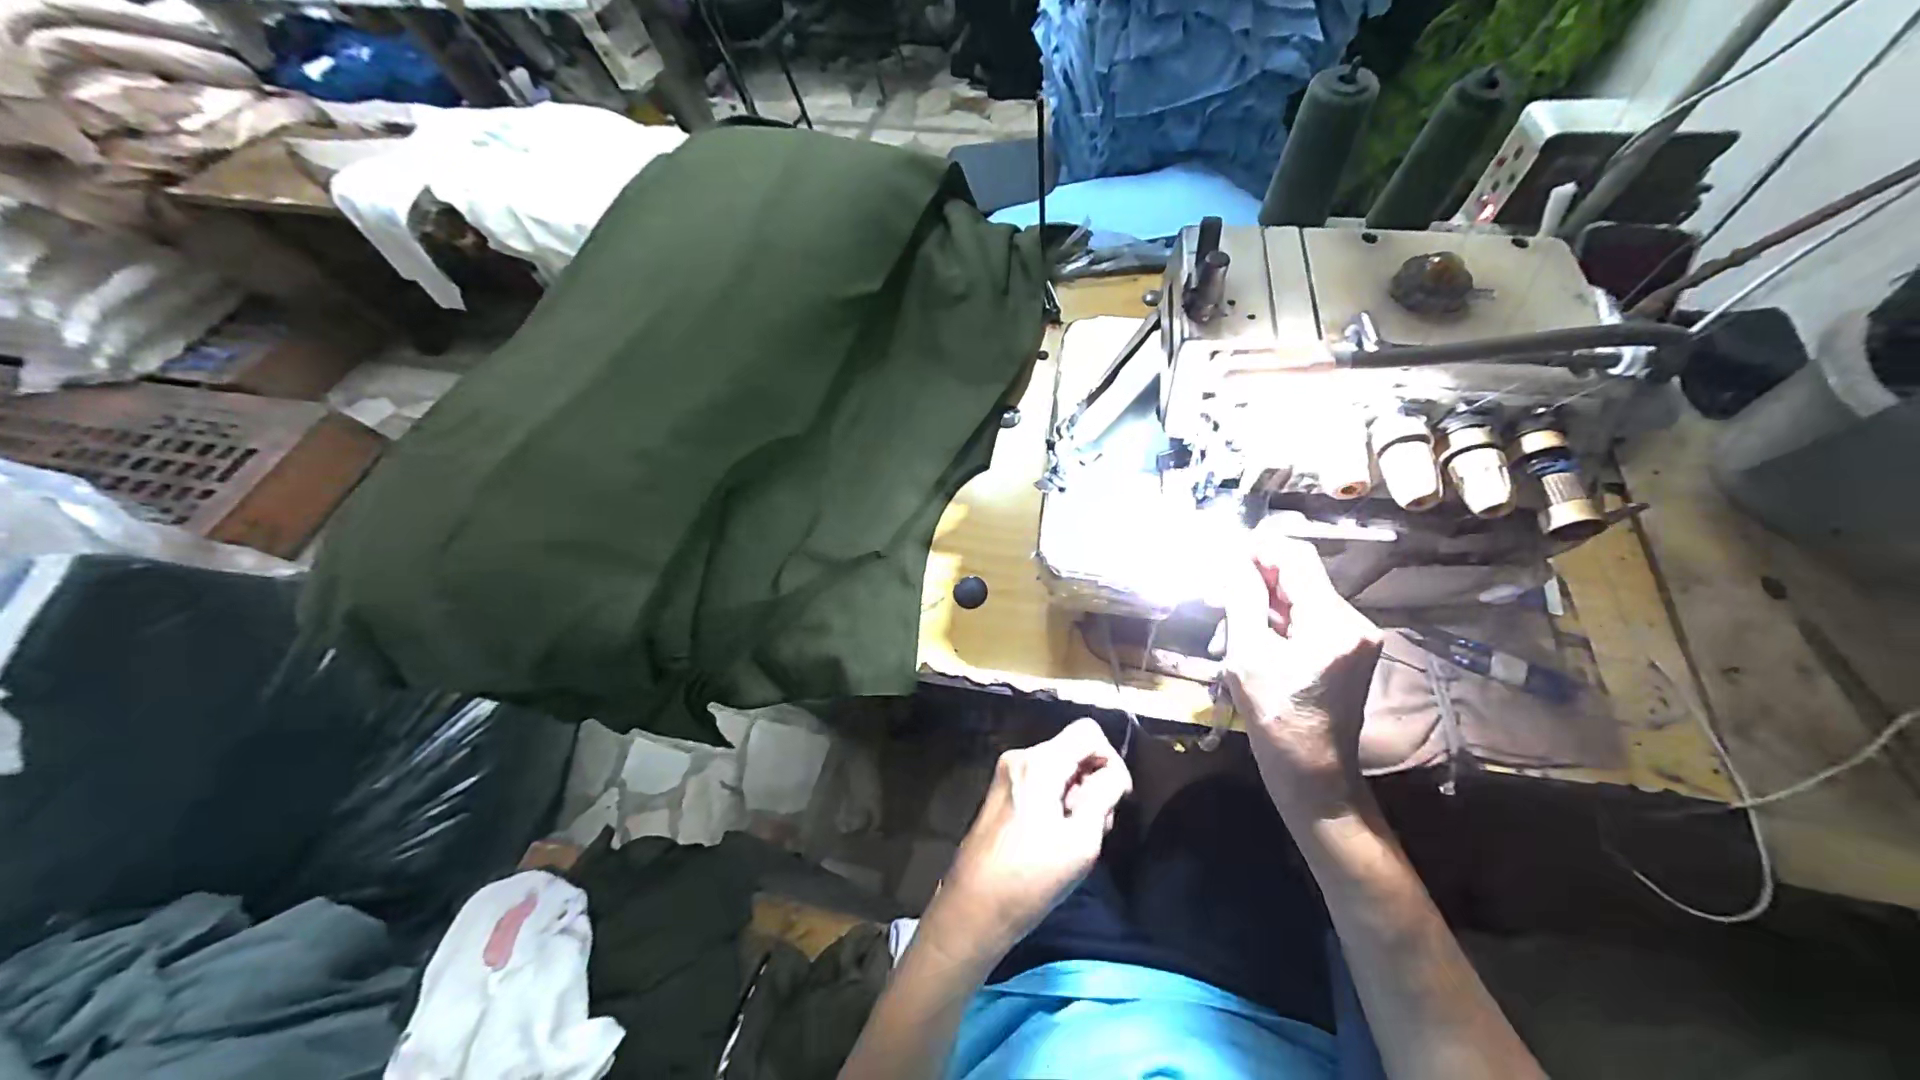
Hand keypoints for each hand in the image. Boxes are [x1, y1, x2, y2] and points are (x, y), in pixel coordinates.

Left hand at [921, 718, 1131, 962]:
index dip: (1111, 760)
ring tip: (1075, 840)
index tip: (1116, 798)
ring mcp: (1007, 774)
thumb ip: (1104, 795)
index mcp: (1039, 762)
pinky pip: (1042, 782)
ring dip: (1077, 797)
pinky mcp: (1001, 793)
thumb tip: (1113, 773)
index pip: (1089, 731)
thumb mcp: (1082, 840)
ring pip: (1060, 768)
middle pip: (1073, 750)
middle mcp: (1020, 758)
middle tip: (1095, 828)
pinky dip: (1057, 802)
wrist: (974, 908)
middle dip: (1093, 783)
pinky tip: (1056, 839)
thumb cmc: (1031, 877)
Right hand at [1221, 518, 1383, 821]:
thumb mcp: (1247, 656)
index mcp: (1332, 622)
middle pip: (1298, 577)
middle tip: (1214, 592)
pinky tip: (1247, 638)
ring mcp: (1353, 637)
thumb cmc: (1275, 719)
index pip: (1296, 558)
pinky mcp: (1346, 650)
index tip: (1222, 554)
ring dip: (1260, 603)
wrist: (1313, 772)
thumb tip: (1235, 560)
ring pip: (1299, 598)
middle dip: (1254, 580)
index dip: (1258, 548)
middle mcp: (1352, 622)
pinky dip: (1275, 621)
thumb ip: (1243, 600)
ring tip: (1224, 626)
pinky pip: (1306, 619)